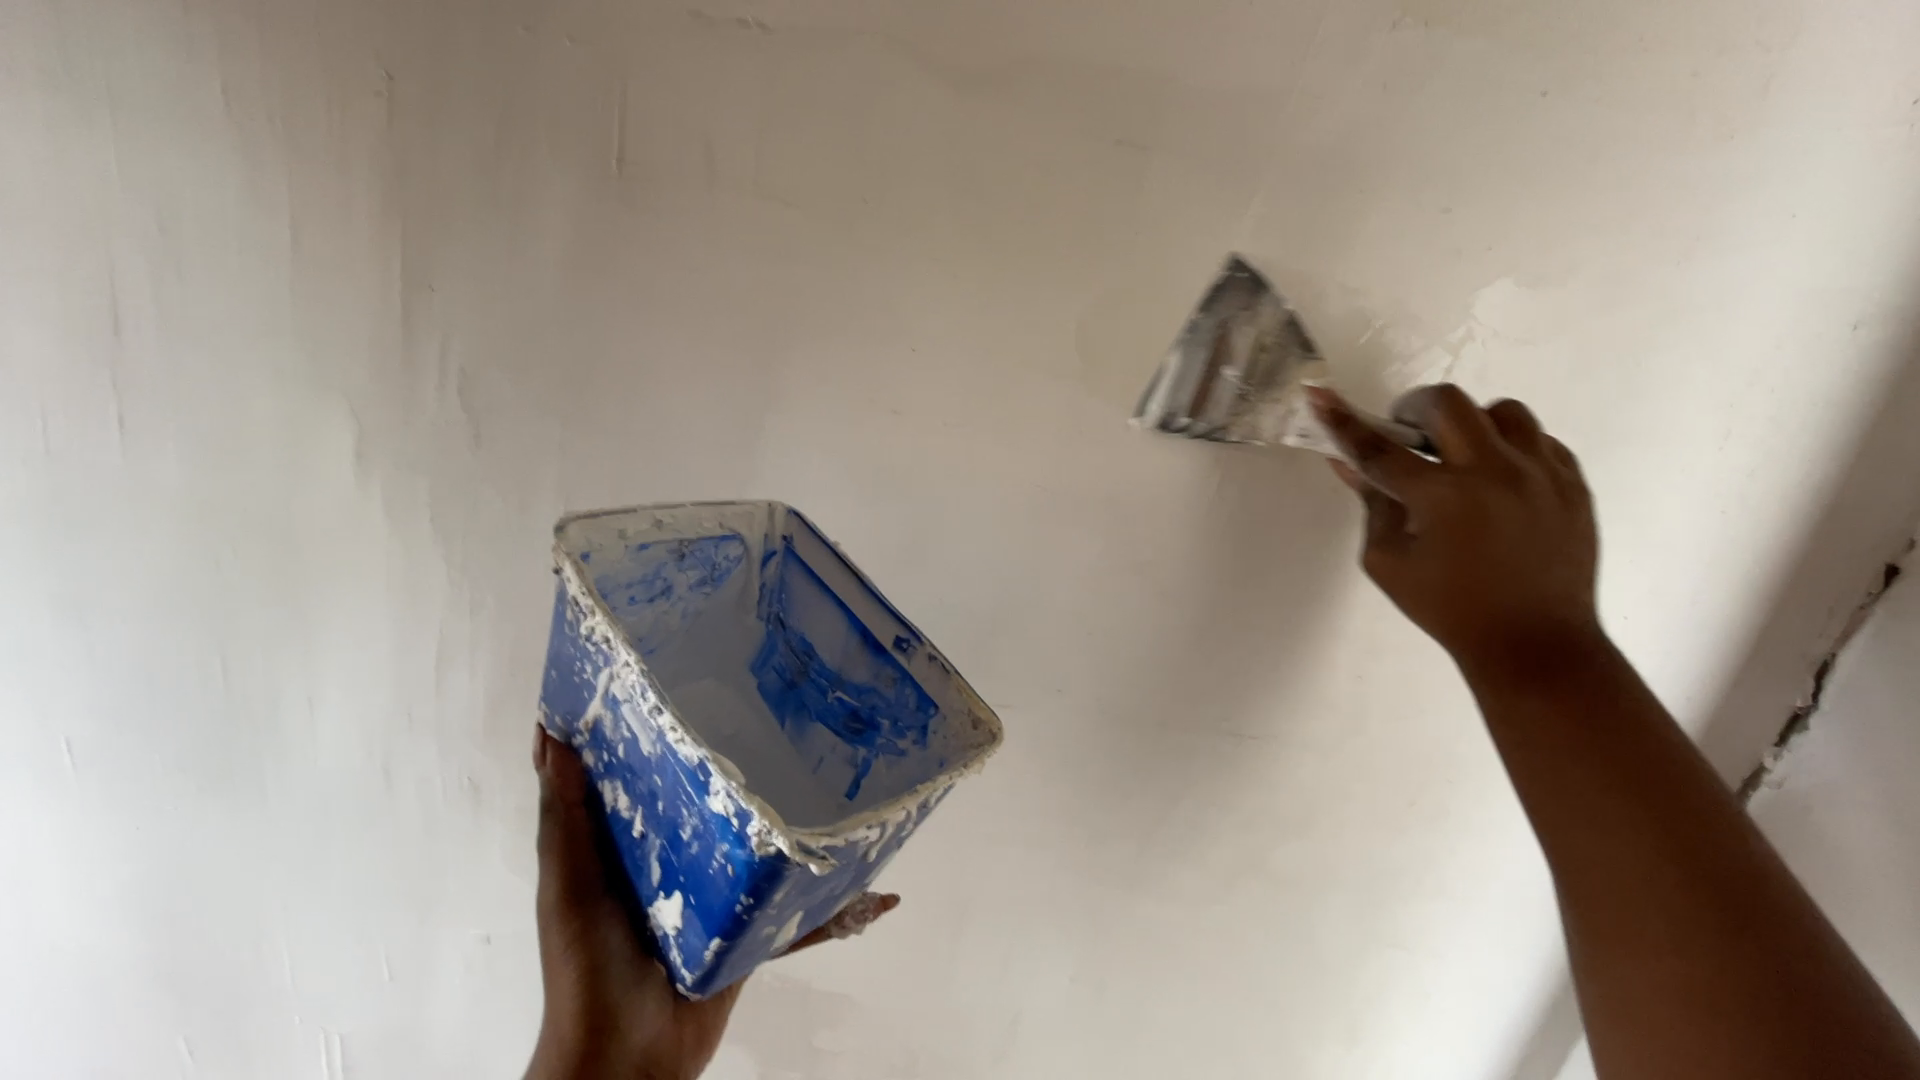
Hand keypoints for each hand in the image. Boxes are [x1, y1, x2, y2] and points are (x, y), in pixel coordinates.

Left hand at [527, 727, 898, 1079]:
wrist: (626, 1058)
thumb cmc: (588, 959)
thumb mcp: (569, 878)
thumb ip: (565, 813)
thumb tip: (552, 729)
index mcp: (635, 841)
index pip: (656, 770)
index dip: (672, 726)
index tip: (702, 675)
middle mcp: (683, 861)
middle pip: (723, 804)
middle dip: (756, 767)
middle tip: (794, 717)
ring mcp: (723, 895)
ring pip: (769, 849)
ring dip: (804, 826)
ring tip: (844, 783)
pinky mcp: (752, 931)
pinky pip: (802, 913)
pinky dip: (840, 907)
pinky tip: (880, 891)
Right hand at [1309, 384, 1600, 670]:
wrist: (1533, 641)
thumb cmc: (1447, 607)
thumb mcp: (1388, 561)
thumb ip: (1372, 505)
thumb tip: (1350, 463)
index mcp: (1442, 496)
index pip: (1378, 448)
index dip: (1343, 421)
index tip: (1320, 394)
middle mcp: (1494, 472)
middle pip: (1449, 404)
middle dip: (1417, 409)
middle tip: (1409, 434)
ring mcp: (1541, 474)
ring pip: (1504, 412)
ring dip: (1471, 425)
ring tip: (1462, 457)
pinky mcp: (1573, 483)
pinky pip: (1540, 440)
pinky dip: (1511, 449)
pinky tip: (1498, 480)